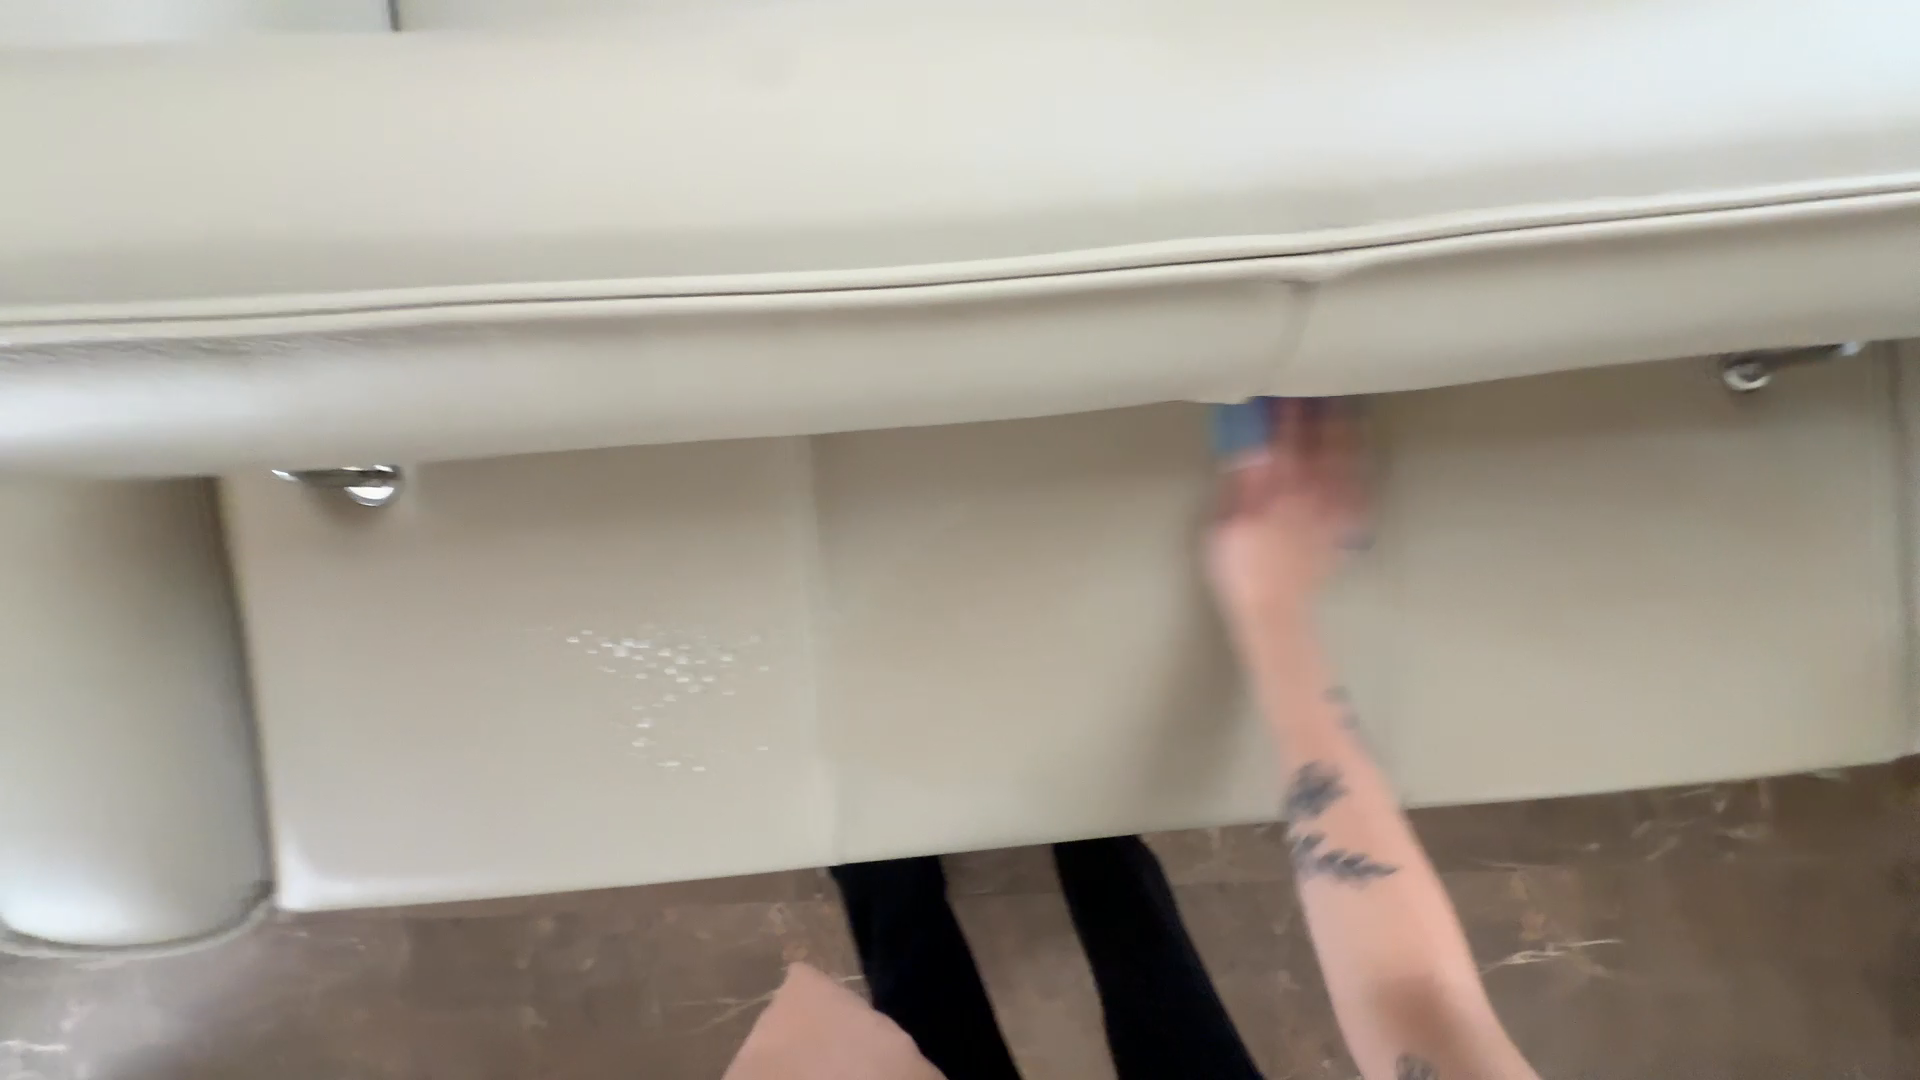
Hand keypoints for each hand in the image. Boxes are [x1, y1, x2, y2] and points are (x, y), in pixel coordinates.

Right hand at [1206, 398, 1366, 635]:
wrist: (1272, 609)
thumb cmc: (1237, 567)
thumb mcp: (1222, 524)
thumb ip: (1239, 485)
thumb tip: (1248, 450)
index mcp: (1276, 489)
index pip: (1284, 441)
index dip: (1286, 414)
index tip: (1286, 391)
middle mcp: (1309, 494)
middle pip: (1323, 447)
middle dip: (1325, 416)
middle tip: (1328, 392)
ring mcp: (1331, 514)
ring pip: (1347, 467)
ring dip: (1350, 438)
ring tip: (1352, 416)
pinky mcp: (1341, 534)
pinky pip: (1359, 500)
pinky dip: (1362, 480)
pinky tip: (1363, 469)